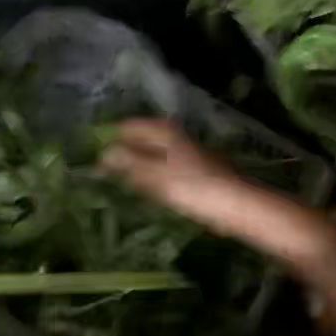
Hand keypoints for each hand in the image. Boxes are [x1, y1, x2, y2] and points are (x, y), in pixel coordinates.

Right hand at [100, 119, 335, 269]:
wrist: (242, 208)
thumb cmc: (196, 188)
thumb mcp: (155, 176)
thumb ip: (127, 163)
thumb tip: (102, 155)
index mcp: (163, 130)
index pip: (126, 127)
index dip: (109, 141)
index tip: (92, 160)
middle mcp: (174, 134)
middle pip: (139, 139)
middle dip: (121, 153)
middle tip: (101, 175)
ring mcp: (186, 151)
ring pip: (151, 154)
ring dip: (135, 167)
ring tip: (118, 185)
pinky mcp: (194, 170)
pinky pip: (162, 168)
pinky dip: (150, 177)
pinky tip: (146, 193)